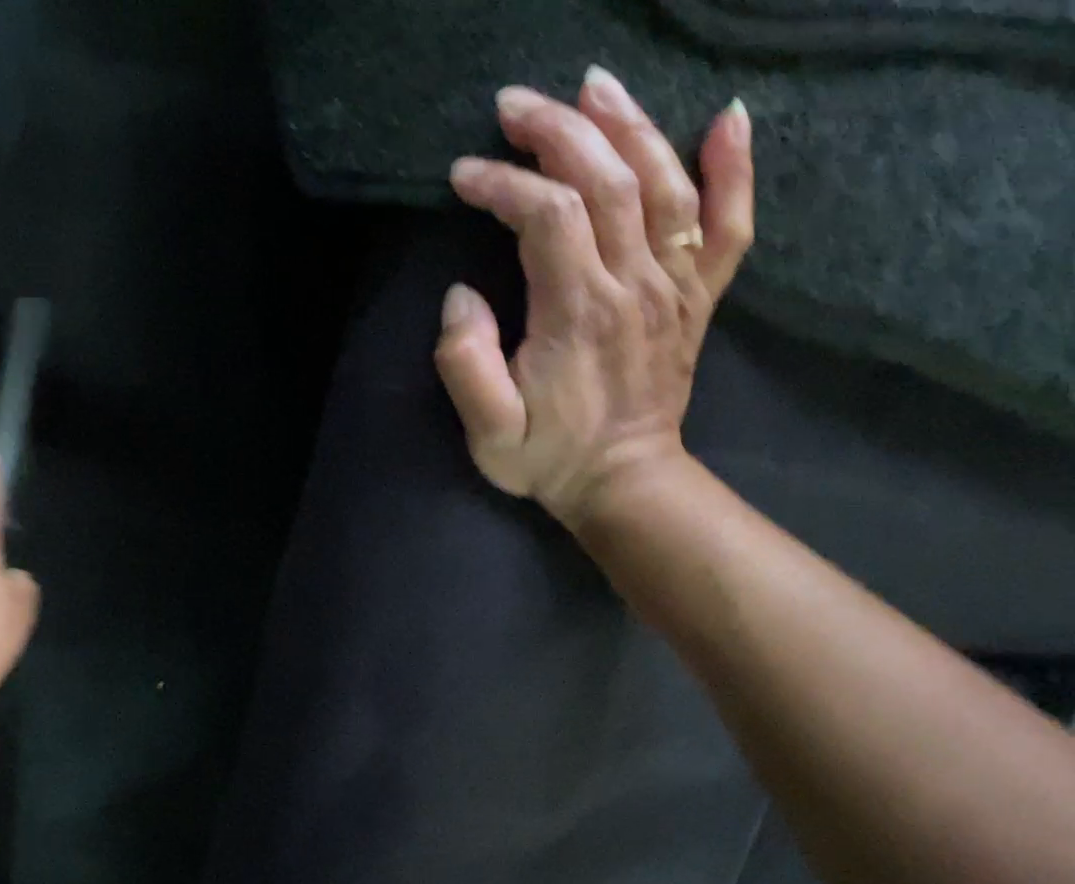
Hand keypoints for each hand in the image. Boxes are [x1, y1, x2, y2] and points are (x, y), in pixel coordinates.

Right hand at [436, 66, 754, 527]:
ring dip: (630, 126)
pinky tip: (728, 118)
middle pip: (607, 180)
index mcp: (579, 312)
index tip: (463, 175)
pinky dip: (736, 167)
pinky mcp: (699, 296)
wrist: (625, 482)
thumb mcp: (486, 431)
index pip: (548, 216)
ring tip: (594, 87)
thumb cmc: (547, 457)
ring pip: (665, 184)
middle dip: (558, 132)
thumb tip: (461, 295)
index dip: (503, 184)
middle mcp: (636, 285)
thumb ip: (465, 364)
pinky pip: (732, 223)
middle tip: (516, 104)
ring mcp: (677, 287)